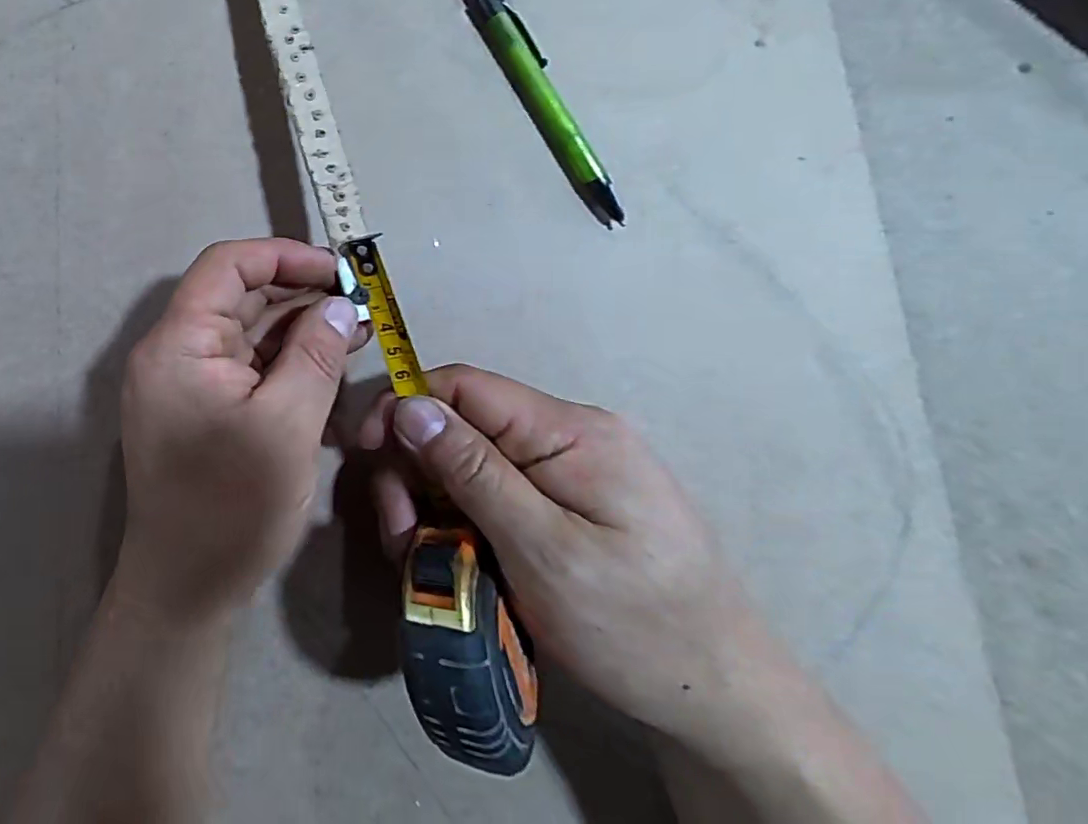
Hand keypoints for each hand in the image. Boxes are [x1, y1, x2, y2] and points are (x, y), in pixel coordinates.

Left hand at [115, 239, 366, 624]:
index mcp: (178, 343)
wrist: (183, 585)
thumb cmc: (231, 507)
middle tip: (356, 304)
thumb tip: (339, 306)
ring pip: (243, 332)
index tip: (338, 271)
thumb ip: (314, 355)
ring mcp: (182, 381)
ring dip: (294, 327)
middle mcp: (172, 352)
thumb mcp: (286, 426)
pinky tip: (323, 363)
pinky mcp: (197, 407)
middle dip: (296, 293)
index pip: (226, 266)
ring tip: (351, 331)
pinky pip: (242, 366)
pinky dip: (281, 360)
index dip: (283, 256)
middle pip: (236, 297)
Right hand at [356, 364, 783, 756]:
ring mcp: (562, 471)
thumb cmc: (635, 626)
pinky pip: (485, 494)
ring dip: (428, 504)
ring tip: (420, 558)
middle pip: (457, 427)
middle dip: (412, 472)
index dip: (404, 406)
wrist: (721, 700)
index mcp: (570, 432)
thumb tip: (410, 405)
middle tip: (398, 535)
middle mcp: (564, 437)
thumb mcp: (543, 549)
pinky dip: (454, 521)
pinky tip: (450, 558)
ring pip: (462, 464)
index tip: (366, 451)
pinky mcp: (556, 504)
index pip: (462, 386)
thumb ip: (473, 471)